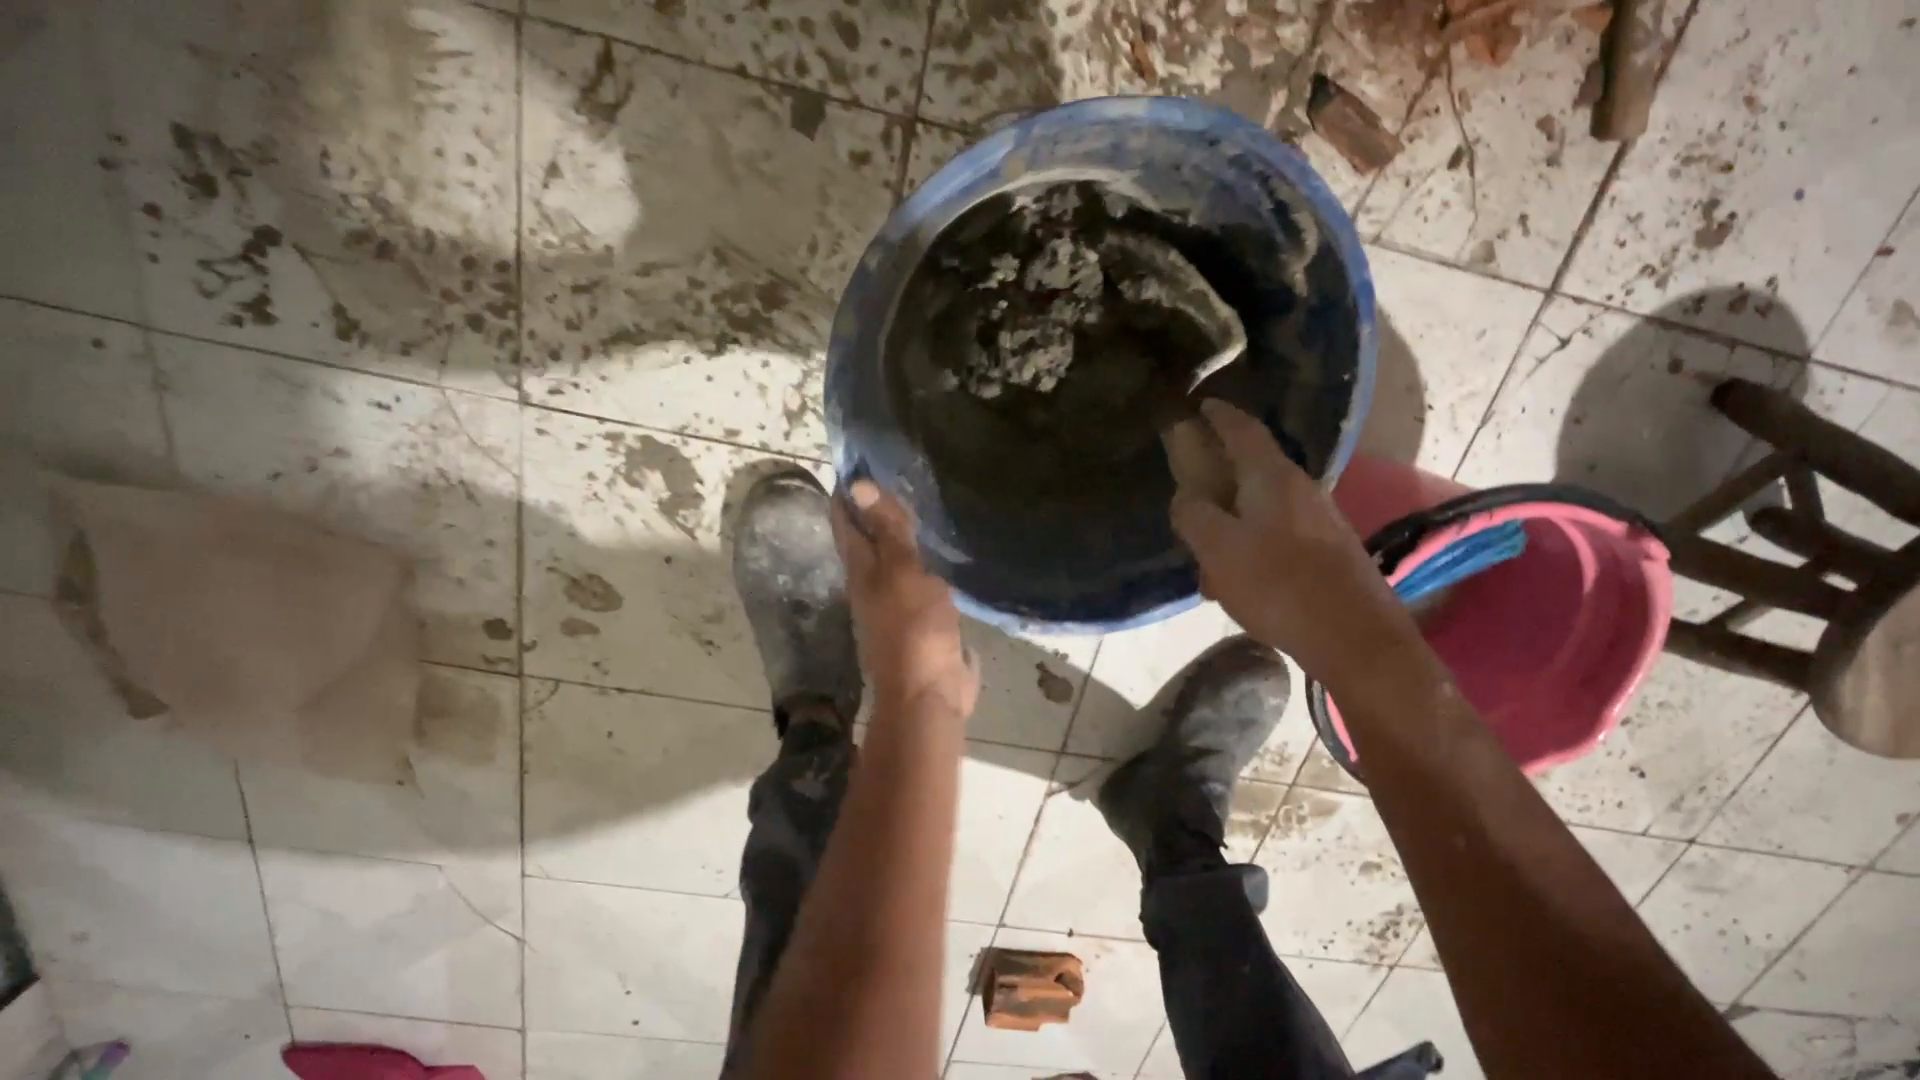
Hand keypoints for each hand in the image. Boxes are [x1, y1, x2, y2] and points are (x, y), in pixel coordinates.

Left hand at [832, 479, 978, 720]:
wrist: (929, 694)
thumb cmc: (914, 630)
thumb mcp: (903, 572)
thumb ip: (887, 531)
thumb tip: (858, 484)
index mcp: (863, 571)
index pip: (847, 521)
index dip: (850, 492)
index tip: (861, 460)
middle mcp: (873, 585)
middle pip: (868, 540)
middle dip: (876, 510)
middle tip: (896, 475)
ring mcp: (897, 605)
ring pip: (895, 561)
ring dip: (902, 537)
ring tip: (921, 507)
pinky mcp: (923, 621)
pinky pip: (920, 582)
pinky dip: (925, 563)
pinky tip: (943, 553)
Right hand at [1169, 400, 1419, 680]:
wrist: (1353, 637)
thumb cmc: (1278, 585)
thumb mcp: (1218, 549)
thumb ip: (1193, 516)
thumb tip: (1185, 497)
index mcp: (1272, 477)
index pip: (1243, 429)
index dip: (1220, 415)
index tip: (1201, 403)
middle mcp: (1301, 488)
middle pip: (1254, 468)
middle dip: (1220, 474)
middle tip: (1190, 485)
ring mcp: (1321, 520)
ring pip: (1264, 507)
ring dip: (1234, 518)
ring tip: (1207, 549)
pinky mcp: (1330, 551)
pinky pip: (1279, 534)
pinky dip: (1252, 544)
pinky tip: (1238, 578)